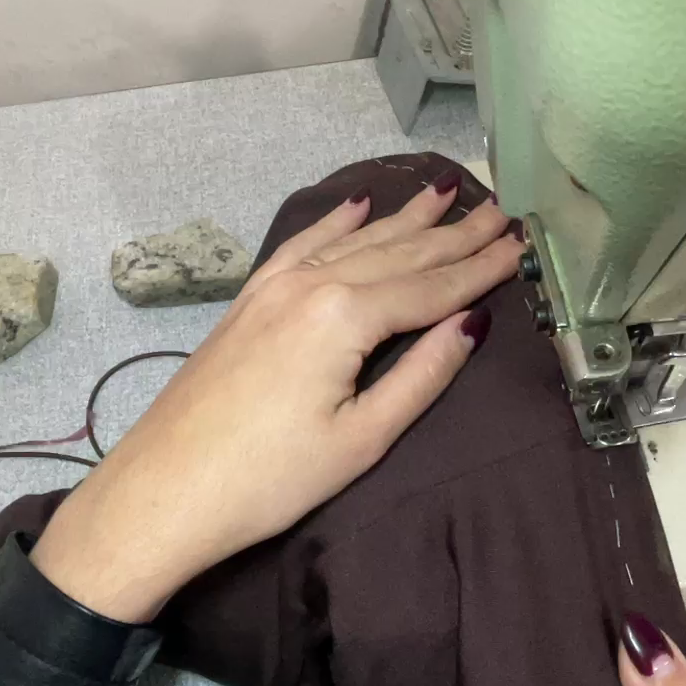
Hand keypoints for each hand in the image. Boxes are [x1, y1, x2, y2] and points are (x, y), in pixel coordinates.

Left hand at [32, 179, 520, 621]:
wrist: (164, 492)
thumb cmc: (270, 480)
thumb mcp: (361, 439)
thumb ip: (421, 376)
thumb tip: (472, 325)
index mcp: (345, 317)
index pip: (431, 288)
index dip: (480, 270)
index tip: (521, 246)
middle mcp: (311, 284)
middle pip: (398, 253)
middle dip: (453, 234)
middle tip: (499, 210)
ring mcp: (274, 287)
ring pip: (355, 242)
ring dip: (404, 219)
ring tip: (445, 193)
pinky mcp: (249, 300)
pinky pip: (302, 245)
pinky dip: (336, 223)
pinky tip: (357, 204)